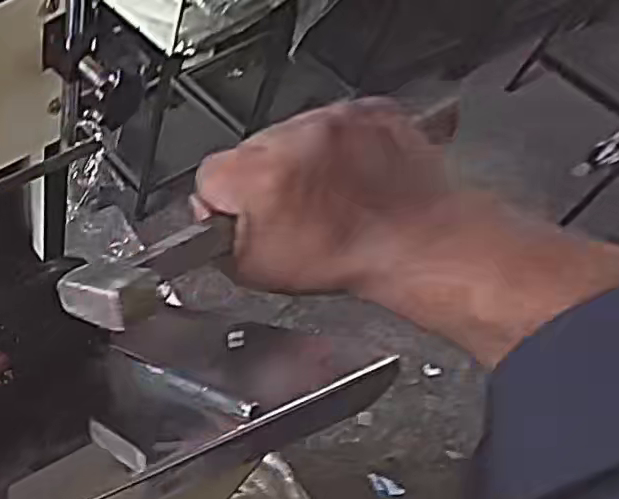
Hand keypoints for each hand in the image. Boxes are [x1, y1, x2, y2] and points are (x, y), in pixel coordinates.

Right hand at [194, 98, 467, 297]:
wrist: (411, 240)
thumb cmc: (335, 258)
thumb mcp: (247, 268)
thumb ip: (215, 237)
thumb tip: (207, 214)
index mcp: (260, 176)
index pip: (208, 174)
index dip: (216, 202)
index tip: (235, 218)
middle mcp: (297, 137)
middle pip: (245, 151)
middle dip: (253, 180)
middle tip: (279, 214)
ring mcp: (336, 119)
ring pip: (284, 135)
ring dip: (289, 162)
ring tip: (313, 196)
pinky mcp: (368, 110)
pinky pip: (325, 123)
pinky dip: (325, 149)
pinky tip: (336, 178)